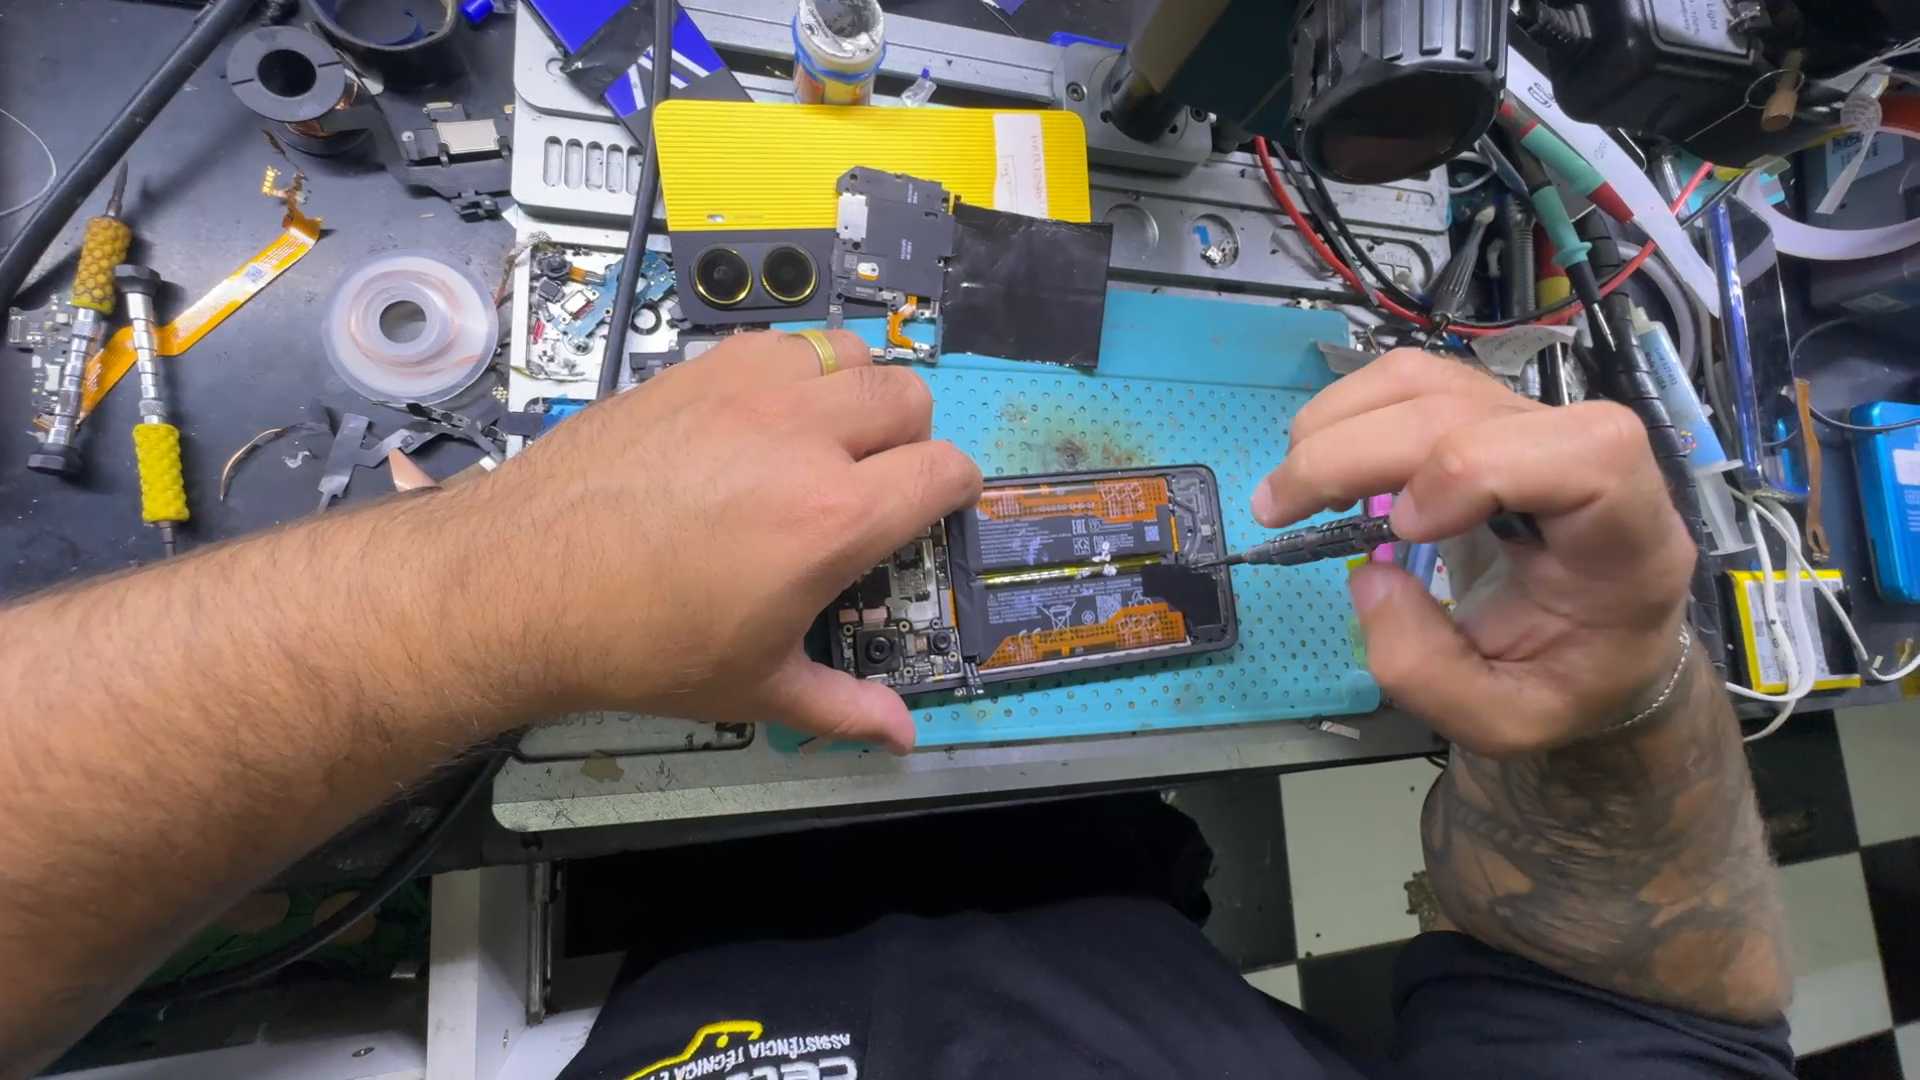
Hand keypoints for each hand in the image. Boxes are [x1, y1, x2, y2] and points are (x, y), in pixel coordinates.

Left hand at [459, 330, 980, 752]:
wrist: (518, 583)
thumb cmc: (644, 644)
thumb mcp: (757, 686)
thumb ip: (845, 708)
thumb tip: (904, 739)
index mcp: (833, 518)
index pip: (944, 469)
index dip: (957, 487)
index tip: (939, 505)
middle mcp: (804, 436)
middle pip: (908, 396)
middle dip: (912, 437)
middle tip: (876, 479)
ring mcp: (748, 390)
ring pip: (851, 353)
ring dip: (858, 392)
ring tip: (826, 436)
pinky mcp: (699, 369)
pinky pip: (783, 341)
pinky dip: (798, 370)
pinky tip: (764, 415)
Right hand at [1251, 350, 1693, 757]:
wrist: (1589, 641)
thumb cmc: (1557, 679)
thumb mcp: (1498, 720)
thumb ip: (1425, 670)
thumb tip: (1370, 575)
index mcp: (1622, 541)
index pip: (1586, 454)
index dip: (1474, 469)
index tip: (1401, 531)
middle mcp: (1584, 461)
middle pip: (1459, 409)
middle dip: (1349, 454)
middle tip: (1275, 510)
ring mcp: (1527, 426)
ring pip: (1423, 381)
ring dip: (1335, 424)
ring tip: (1296, 487)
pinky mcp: (1480, 416)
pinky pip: (1405, 381)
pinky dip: (1344, 413)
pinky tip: (1324, 463)